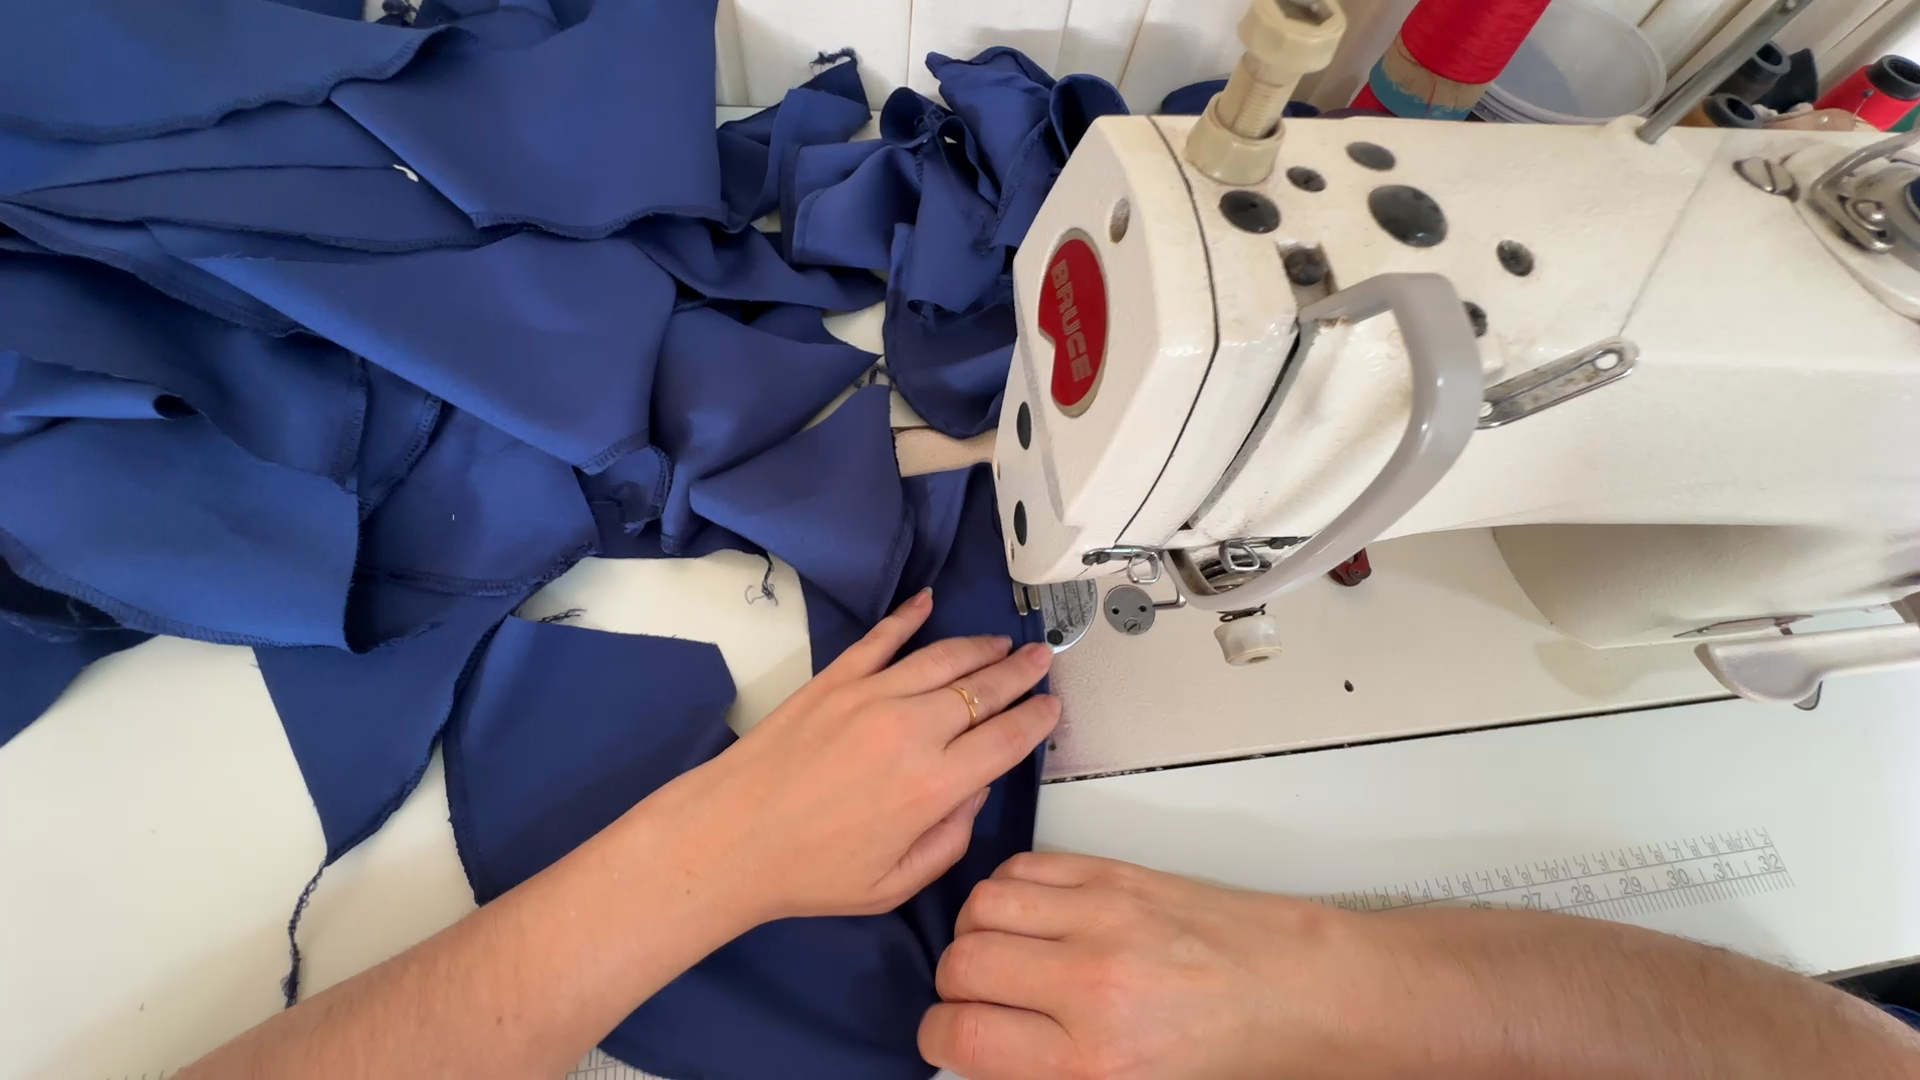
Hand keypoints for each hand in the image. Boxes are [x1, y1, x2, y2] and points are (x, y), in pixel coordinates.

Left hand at [643, 588, 1058, 924]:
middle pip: (985, 689)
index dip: (1038, 718)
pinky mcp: (836, 678)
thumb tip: (975, 786)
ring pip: (944, 657)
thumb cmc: (812, 872)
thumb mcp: (895, 882)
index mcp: (934, 785)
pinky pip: (882, 638)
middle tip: (1042, 657)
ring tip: (1003, 642)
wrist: (728, 839)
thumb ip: (951, 837)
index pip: (1006, 739)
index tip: (1053, 705)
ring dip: (980, 646)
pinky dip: (907, 616)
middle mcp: (913, 728)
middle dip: (1021, 672)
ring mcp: (872, 694)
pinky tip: (927, 601)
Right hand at [920, 853, 1371, 1079]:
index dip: (936, 1039)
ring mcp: (1098, 914)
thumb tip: (984, 1048)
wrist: (1296, 989)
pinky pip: (1023, 865)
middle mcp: (1087, 983)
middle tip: (972, 996)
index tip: (946, 1036)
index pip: (965, 1038)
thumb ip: (1050, 1074)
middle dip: (950, 985)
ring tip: (993, 948)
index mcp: (1094, 1062)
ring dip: (971, 930)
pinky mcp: (1111, 871)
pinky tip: (1023, 911)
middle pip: (962, 963)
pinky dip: (1005, 888)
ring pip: (982, 905)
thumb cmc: (1226, 1057)